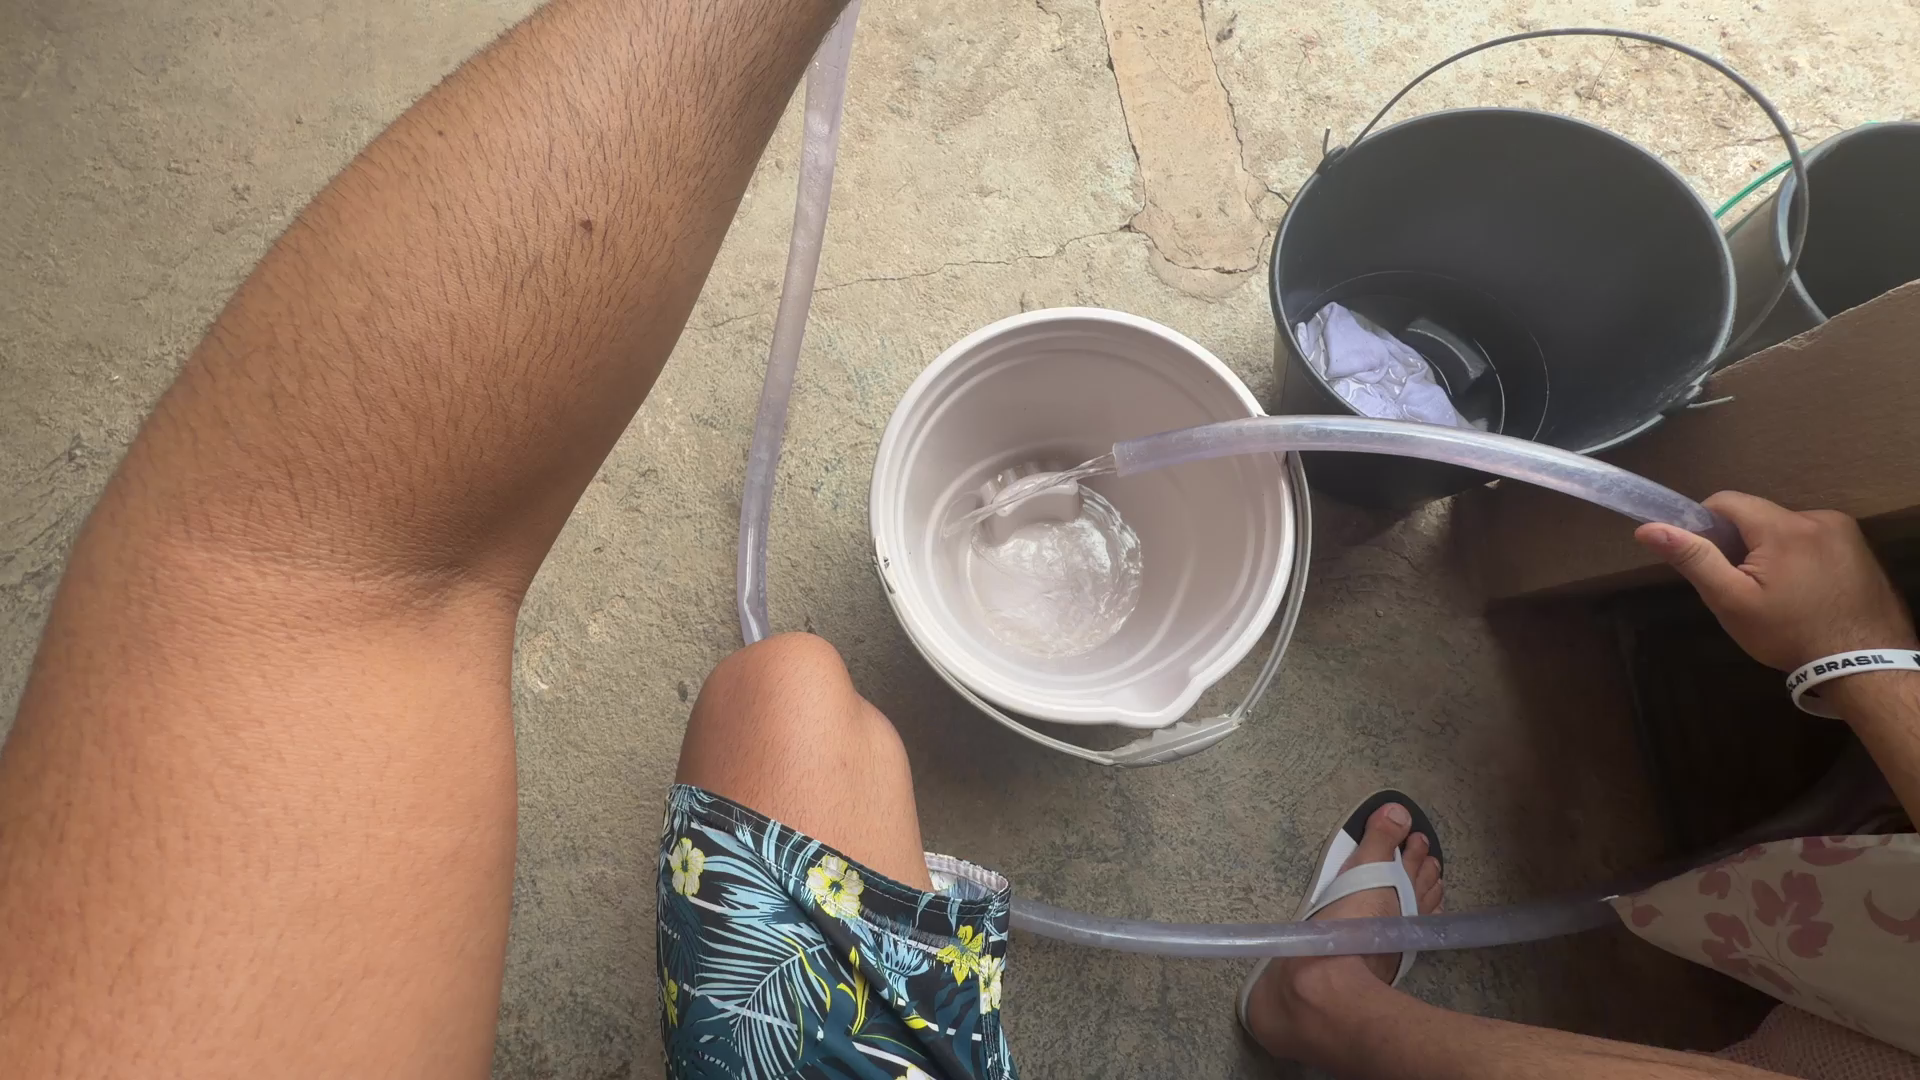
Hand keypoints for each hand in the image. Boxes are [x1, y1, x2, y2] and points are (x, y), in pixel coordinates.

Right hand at [1635, 491, 1917, 671]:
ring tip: (1770, 589)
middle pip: (1754, 515)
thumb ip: (1692, 557)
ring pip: (1780, 526)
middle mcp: (1821, 519)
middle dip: (1735, 541)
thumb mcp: (1729, 598)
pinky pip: (1807, 538)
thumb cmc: (1787, 632)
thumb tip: (1647, 528)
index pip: (1726, 501)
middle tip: (1736, 582)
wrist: (1866, 665)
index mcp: (1786, 528)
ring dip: (1763, 548)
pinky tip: (1797, 589)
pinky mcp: (1860, 549)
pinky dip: (1791, 555)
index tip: (1705, 558)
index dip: (1702, 524)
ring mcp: (1847, 534)